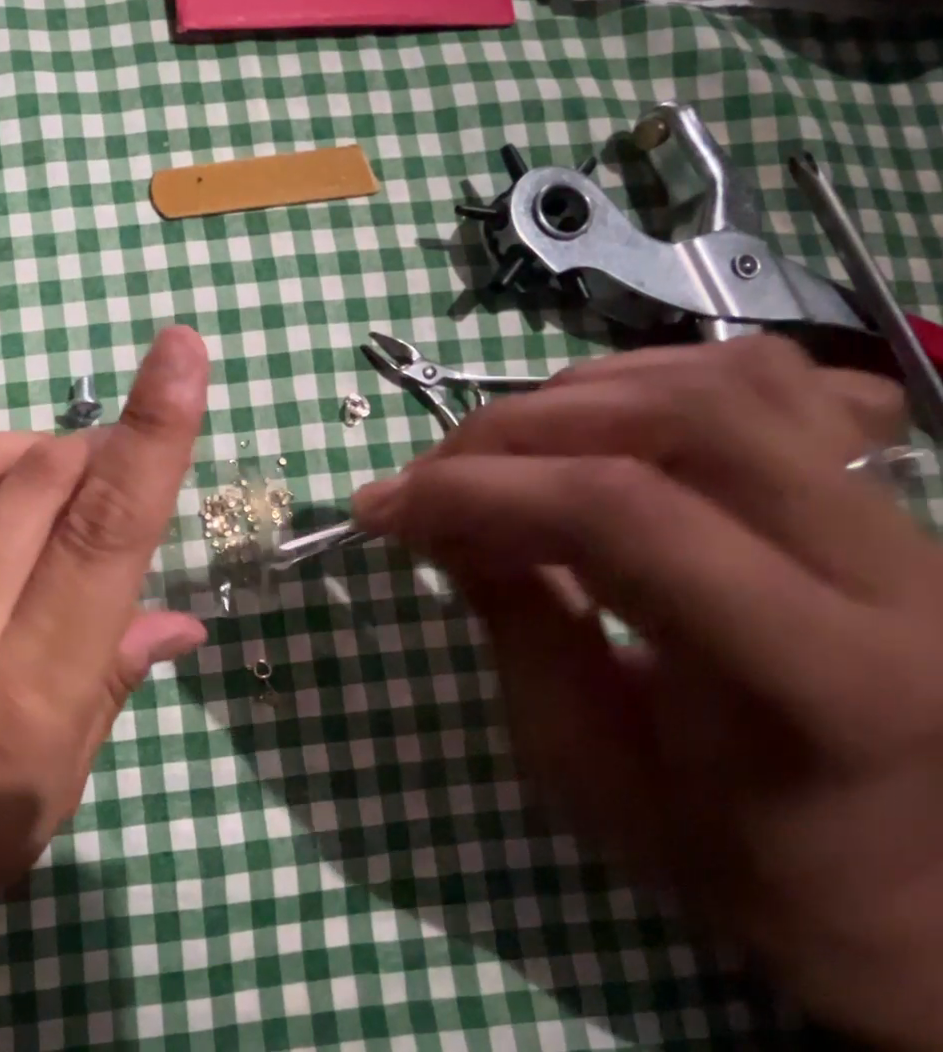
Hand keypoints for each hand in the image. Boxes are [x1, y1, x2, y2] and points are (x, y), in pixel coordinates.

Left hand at [0, 327, 211, 1051]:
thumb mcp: (47, 795)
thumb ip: (106, 690)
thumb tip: (175, 621)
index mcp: (31, 692)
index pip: (105, 538)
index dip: (153, 438)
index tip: (182, 356)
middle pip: (34, 487)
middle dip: (87, 445)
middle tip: (109, 456)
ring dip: (12, 446)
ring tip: (42, 461)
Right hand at [352, 337, 942, 1048]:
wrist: (899, 887)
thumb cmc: (724, 854)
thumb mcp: (582, 761)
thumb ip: (514, 620)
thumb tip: (431, 514)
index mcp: (810, 676)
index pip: (621, 518)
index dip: (476, 491)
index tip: (378, 507)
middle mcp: (891, 576)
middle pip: (681, 421)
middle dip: (515, 431)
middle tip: (428, 476)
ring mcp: (911, 525)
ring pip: (733, 380)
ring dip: (579, 395)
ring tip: (501, 451)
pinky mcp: (898, 503)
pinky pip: (786, 387)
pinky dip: (665, 379)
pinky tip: (602, 424)